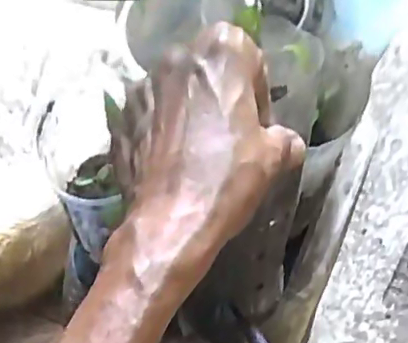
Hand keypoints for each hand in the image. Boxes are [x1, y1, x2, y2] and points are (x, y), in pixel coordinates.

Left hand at [109, 23, 306, 295]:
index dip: (255, 98)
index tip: (256, 130)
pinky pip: (146, 126)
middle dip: (215, 105)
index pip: (247, 61)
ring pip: (172, 99)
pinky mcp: (121, 126)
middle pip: (204, 77)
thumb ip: (283, 140)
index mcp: (220, 52)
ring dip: (184, 120)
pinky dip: (156, 141)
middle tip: (225, 144)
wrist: (169, 227)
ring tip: (194, 159)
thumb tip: (287, 144)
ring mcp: (142, 93)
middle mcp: (176, 60)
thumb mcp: (271, 159)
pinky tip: (168, 169)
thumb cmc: (224, 183)